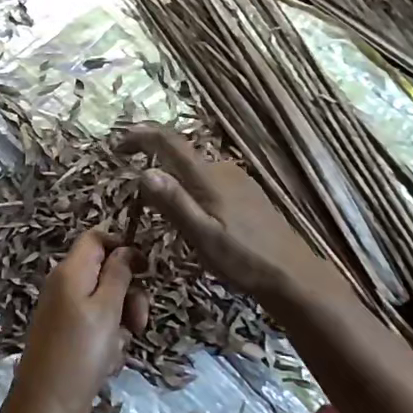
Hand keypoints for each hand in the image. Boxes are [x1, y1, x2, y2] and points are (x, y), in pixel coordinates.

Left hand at [1, 228, 145, 412]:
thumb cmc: (79, 354)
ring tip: (116, 350)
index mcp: (70, 271)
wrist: (46, 405)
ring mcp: (64, 310)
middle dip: (128, 295)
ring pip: (106, 304)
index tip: (145, 270)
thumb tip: (126, 248)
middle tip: (138, 322)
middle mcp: (64, 284)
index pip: (96, 238)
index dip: (122, 246)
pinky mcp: (67, 334)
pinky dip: (108, 341)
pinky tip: (106, 363)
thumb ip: (118, 276)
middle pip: (106, 272)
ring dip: (120, 324)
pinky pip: (97, 327)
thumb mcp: (106, 311)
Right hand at [117, 124, 342, 305]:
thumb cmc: (244, 259)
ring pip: (194, 167)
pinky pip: (207, 179)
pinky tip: (188, 208)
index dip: (141, 136)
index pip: (169, 142)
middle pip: (180, 152)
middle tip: (130, 172)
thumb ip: (173, 202)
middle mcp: (222, 170)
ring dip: (171, 172)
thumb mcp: (202, 235)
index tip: (118, 143)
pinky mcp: (245, 194)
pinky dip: (188, 184)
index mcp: (208, 177)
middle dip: (152, 155)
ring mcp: (237, 180)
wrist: (294, 276)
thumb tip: (144, 172)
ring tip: (153, 196)